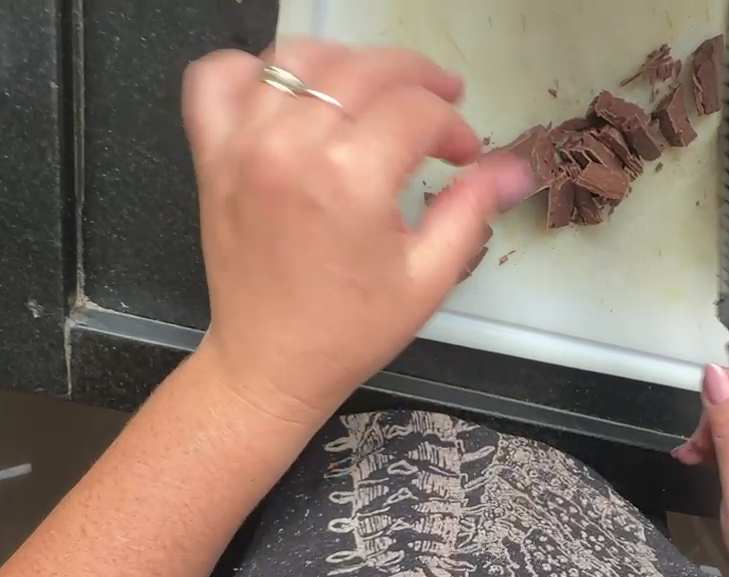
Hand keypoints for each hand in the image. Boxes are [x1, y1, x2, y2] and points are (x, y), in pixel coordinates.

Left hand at [182, 41, 535, 426]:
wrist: (272, 366)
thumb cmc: (352, 332)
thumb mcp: (426, 280)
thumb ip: (471, 212)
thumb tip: (516, 169)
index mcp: (351, 177)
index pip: (416, 111)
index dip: (454, 126)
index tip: (465, 153)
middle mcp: (292, 144)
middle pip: (364, 68)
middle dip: (416, 79)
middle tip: (442, 102)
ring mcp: (243, 145)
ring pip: (299, 58)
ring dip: (348, 65)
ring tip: (375, 95)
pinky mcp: (212, 156)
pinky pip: (219, 78)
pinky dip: (255, 72)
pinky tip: (290, 97)